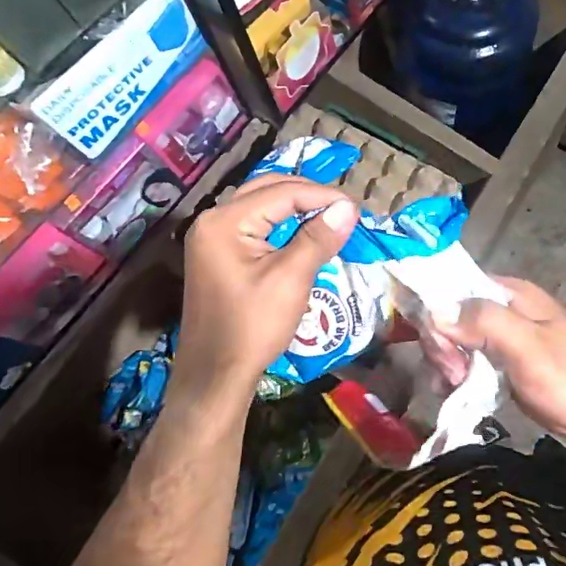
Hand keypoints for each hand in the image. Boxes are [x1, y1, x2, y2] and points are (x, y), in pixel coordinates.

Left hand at [171, 176, 357, 400]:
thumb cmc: (252, 327)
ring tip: (328, 218)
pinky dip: (280, 224)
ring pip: (260, 206)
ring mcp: (211, 238)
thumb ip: (317, 238)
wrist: (215, 375)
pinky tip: (303, 235)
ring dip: (294, 207)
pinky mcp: (216, 255)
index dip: (321, 195)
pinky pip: (253, 226)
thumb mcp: (290, 279)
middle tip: (342, 209)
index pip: (281, 193)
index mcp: (225, 222)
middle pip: (266, 190)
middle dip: (307, 195)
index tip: (354, 208)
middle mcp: (212, 221)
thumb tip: (347, 208)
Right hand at [430, 277, 565, 448]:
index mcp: (510, 294)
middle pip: (450, 315)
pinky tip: (455, 393)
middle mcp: (504, 309)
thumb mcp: (529, 348)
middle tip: (452, 376)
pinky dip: (457, 375)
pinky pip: (469, 361)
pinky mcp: (505, 364)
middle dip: (442, 345)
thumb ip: (483, 322)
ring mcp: (505, 337)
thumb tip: (434, 310)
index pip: (452, 286)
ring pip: (456, 340)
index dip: (435, 313)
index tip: (439, 349)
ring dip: (447, 363)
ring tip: (455, 388)